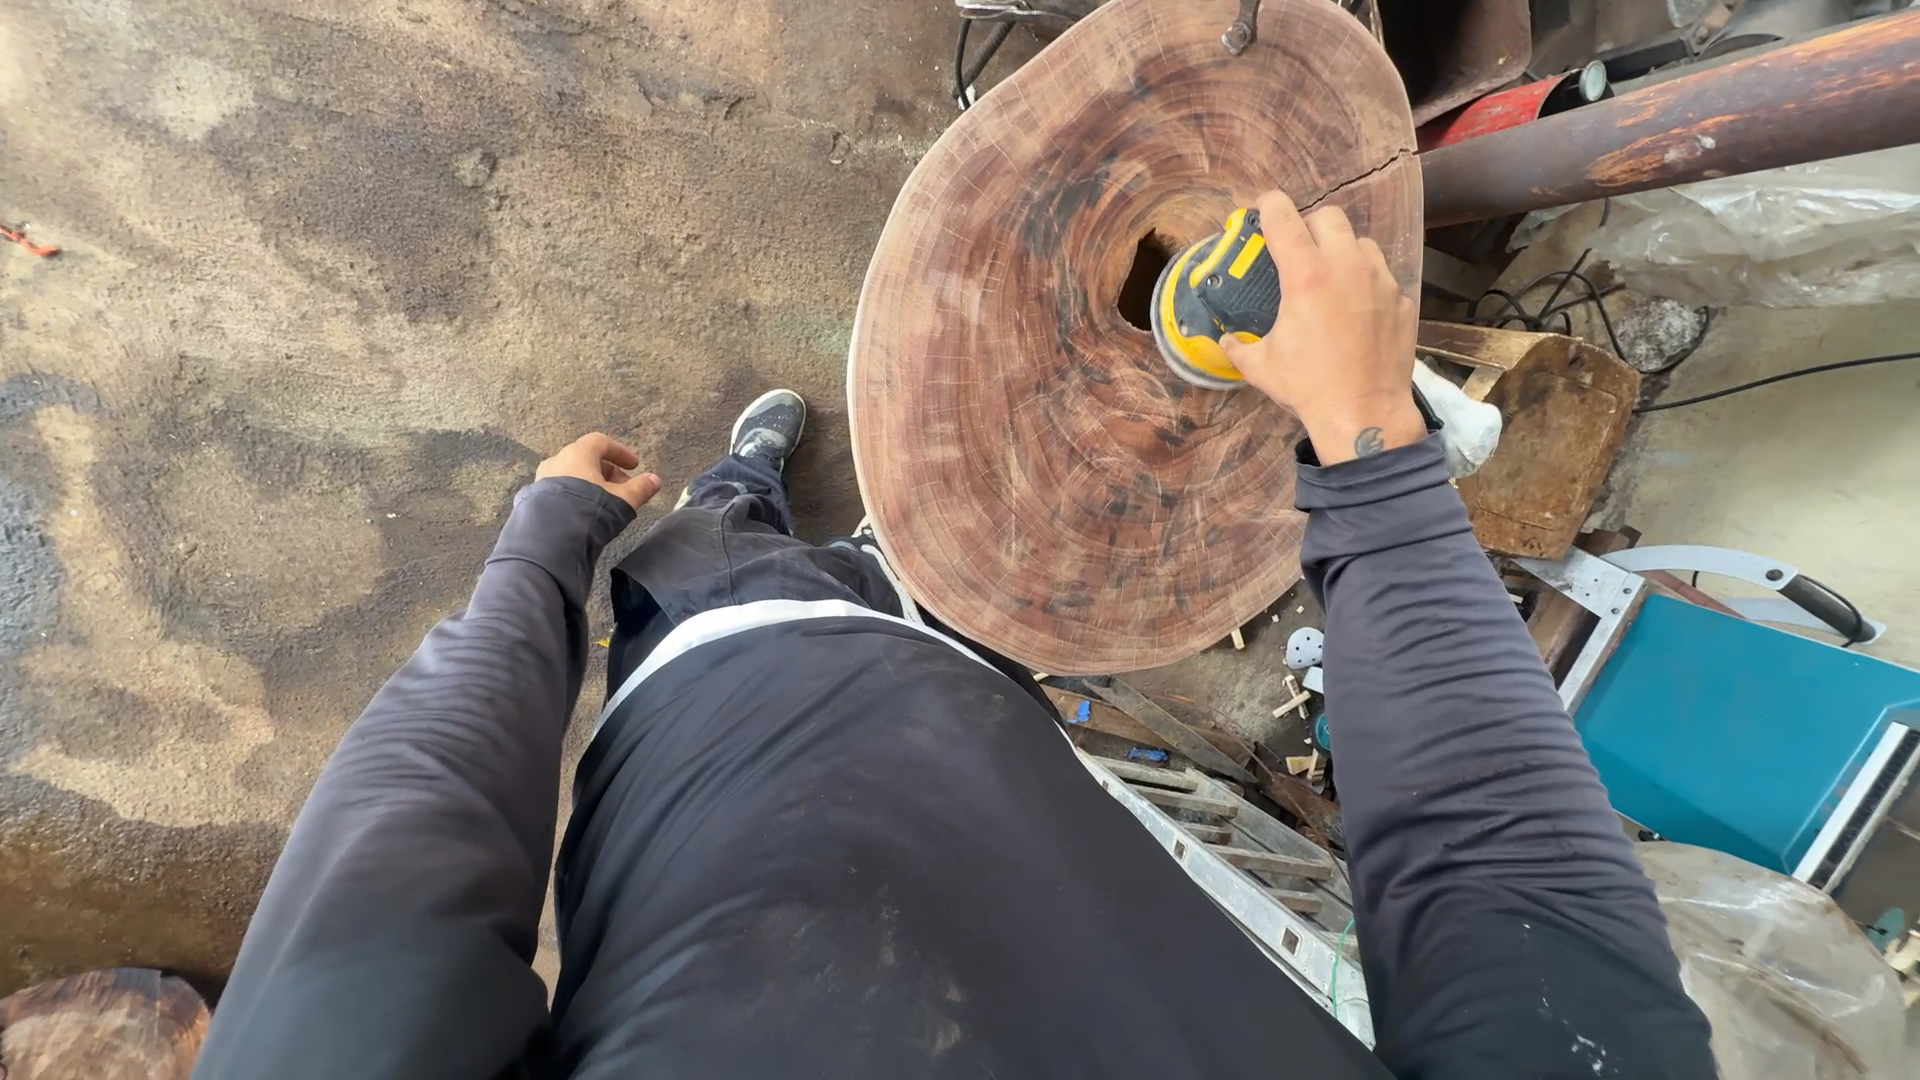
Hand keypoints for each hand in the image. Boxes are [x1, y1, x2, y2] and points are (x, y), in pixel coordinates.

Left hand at [535, 433, 661, 508]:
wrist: (551, 535)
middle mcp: (557, 460)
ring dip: (591, 483)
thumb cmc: (591, 508)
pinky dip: (575, 493)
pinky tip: (583, 511)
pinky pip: (560, 488)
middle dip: (607, 471)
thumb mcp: (623, 499)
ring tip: (603, 501)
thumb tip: (655, 480)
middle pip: (586, 458)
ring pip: (572, 474)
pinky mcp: (534, 497)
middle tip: (622, 488)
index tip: (634, 466)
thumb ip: (641, 488)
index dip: (620, 453)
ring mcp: (543, 478)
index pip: (601, 442)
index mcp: (578, 454)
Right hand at [1221, 191, 1423, 464]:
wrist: (1363, 411)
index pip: (1284, 220)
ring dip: (1340, 249)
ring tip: (1329, 276)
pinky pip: (1380, 273)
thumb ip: (1237, 346)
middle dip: (1308, 225)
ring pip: (1359, 242)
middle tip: (1296, 248)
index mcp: (1305, 277)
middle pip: (1328, 217)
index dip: (1269, 206)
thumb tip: (1225, 341)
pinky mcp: (1401, 297)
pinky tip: (1353, 306)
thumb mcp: (1260, 367)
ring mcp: (1379, 279)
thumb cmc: (1307, 387)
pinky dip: (1363, 279)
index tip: (1262, 205)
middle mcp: (1345, 266)